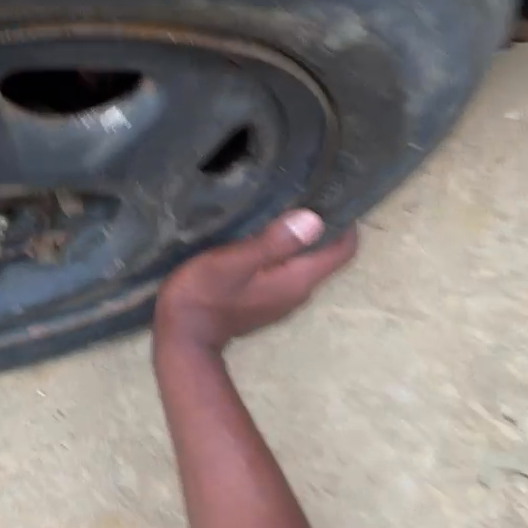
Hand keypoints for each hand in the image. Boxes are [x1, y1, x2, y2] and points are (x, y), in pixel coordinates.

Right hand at [155, 210, 359, 352]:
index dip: (344, 221)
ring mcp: (282, 298)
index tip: (330, 192)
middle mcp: (299, 291)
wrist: (182, 337)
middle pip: (326, 254)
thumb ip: (273, 242)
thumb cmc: (203, 295)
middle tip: (305, 189)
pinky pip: (287, 269)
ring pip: (306, 261)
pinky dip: (283, 250)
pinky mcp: (266, 299)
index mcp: (298, 279)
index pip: (343, 250)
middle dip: (322, 224)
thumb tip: (313, 219)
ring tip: (282, 204)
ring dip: (300, 237)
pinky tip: (261, 232)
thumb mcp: (234, 262)